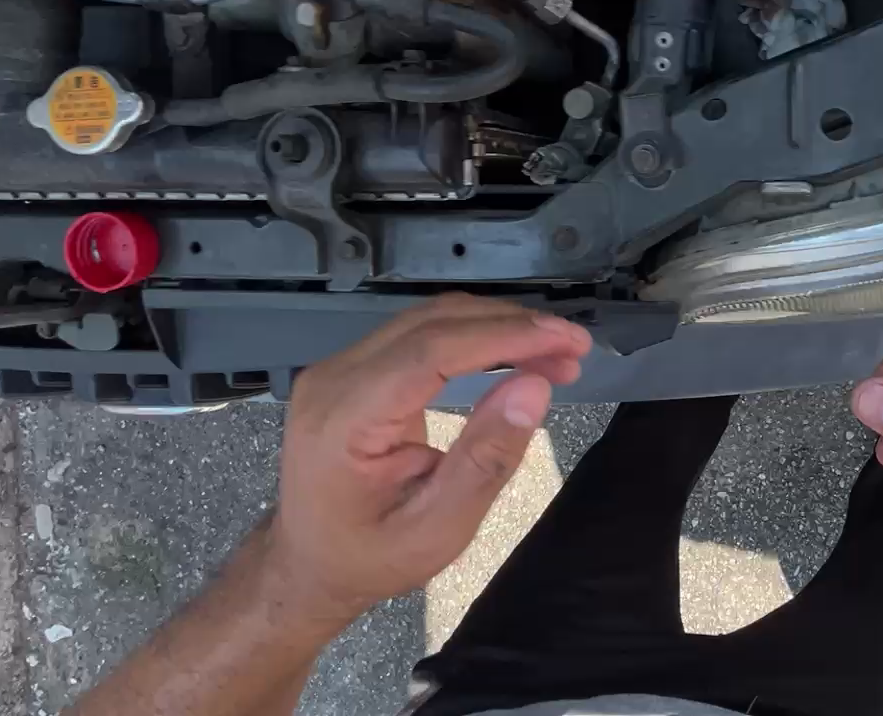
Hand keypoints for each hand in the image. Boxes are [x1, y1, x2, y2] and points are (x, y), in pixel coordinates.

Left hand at [262, 294, 591, 630]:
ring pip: (437, 318)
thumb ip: (486, 460)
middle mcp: (336, 376)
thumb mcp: (437, 531)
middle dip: (516, 326)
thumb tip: (534, 388)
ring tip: (558, 354)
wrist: (307, 565)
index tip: (568, 341)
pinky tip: (519, 353)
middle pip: (437, 322)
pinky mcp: (361, 364)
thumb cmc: (369, 558)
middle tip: (575, 349)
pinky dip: (483, 335)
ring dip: (504, 327)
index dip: (507, 336)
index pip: (433, 350)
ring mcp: (344, 365)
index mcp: (344, 419)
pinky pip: (429, 331)